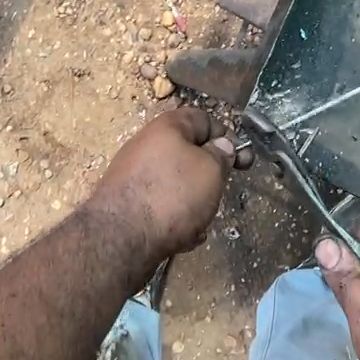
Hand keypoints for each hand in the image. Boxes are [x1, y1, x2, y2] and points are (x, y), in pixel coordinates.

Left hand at [83, 109, 244, 265]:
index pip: (204, 119)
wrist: (119, 239)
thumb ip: (221, 156)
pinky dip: (175, 219)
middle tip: (218, 193)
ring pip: (177, 184)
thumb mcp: (211, 170)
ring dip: (194, 202)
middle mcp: (147, 145)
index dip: (226, 137)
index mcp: (168, 127)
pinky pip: (161, 206)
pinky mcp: (127, 204)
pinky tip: (182, 238)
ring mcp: (134, 175)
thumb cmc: (172, 195)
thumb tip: (221, 145)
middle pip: (189, 154)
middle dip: (209, 177)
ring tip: (200, 222)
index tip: (241, 160)